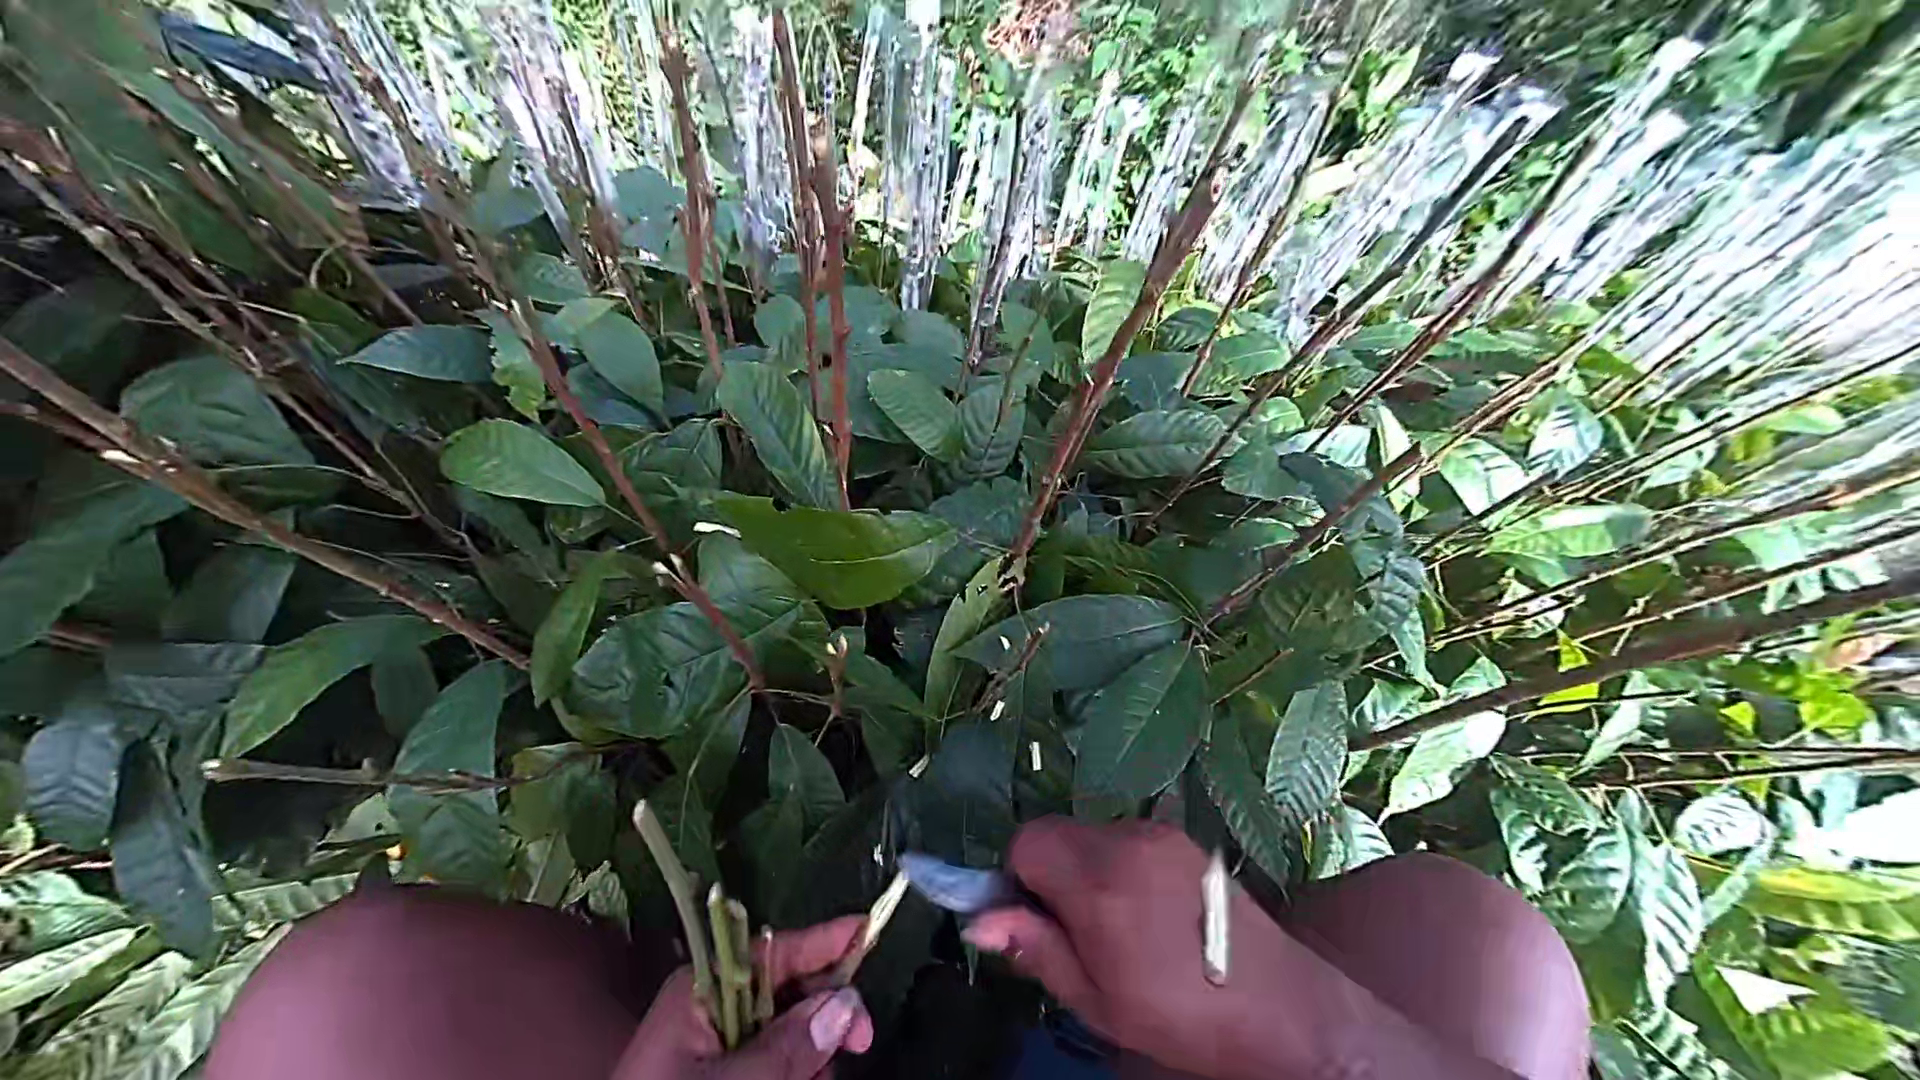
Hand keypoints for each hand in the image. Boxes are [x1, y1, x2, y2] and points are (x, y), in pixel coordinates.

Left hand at [614, 916, 875, 1079]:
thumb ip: (785, 1049)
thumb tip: (845, 1004)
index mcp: (704, 989)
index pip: (776, 948)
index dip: (824, 938)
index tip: (867, 928)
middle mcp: (713, 1003)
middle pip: (789, 987)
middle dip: (825, 1011)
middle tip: (861, 1041)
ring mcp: (717, 1040)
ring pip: (788, 1026)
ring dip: (811, 1052)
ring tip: (819, 1078)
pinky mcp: (724, 1069)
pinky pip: (775, 1056)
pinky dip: (794, 1068)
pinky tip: (805, 1079)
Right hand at [961, 819, 1374, 1079]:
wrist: (1279, 1008)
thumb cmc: (1178, 1016)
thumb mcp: (1096, 1001)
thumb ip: (1035, 948)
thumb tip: (978, 920)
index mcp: (1099, 886)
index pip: (1026, 841)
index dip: (1018, 876)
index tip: (1036, 914)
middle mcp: (1124, 842)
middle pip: (1053, 829)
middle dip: (1048, 868)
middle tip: (1074, 922)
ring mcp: (1155, 832)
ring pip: (1086, 830)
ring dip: (1081, 862)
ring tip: (1115, 916)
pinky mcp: (1177, 833)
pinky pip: (1121, 832)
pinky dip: (1113, 857)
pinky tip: (1143, 902)